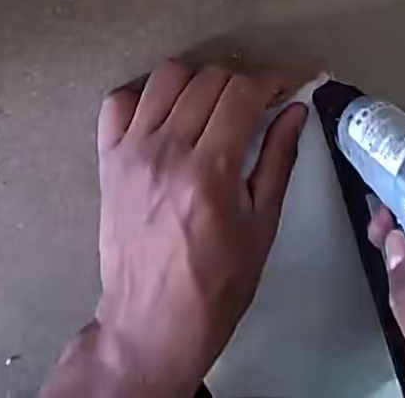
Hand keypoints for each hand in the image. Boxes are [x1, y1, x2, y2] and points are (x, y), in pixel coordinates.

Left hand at [41, 60, 308, 397]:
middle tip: (260, 101)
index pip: (244, 92)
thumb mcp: (262, 224)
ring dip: (200, 80)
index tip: (291, 80)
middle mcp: (167, 152)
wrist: (150, 328)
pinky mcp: (108, 160)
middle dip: (245, 80)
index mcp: (209, 172)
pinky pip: (119, 101)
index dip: (274, 77)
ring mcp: (131, 153)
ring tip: (215, 103)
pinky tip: (169, 112)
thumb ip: (279, 157)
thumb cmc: (217, 282)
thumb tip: (296, 108)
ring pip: (168, 76)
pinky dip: (147, 95)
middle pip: (211, 78)